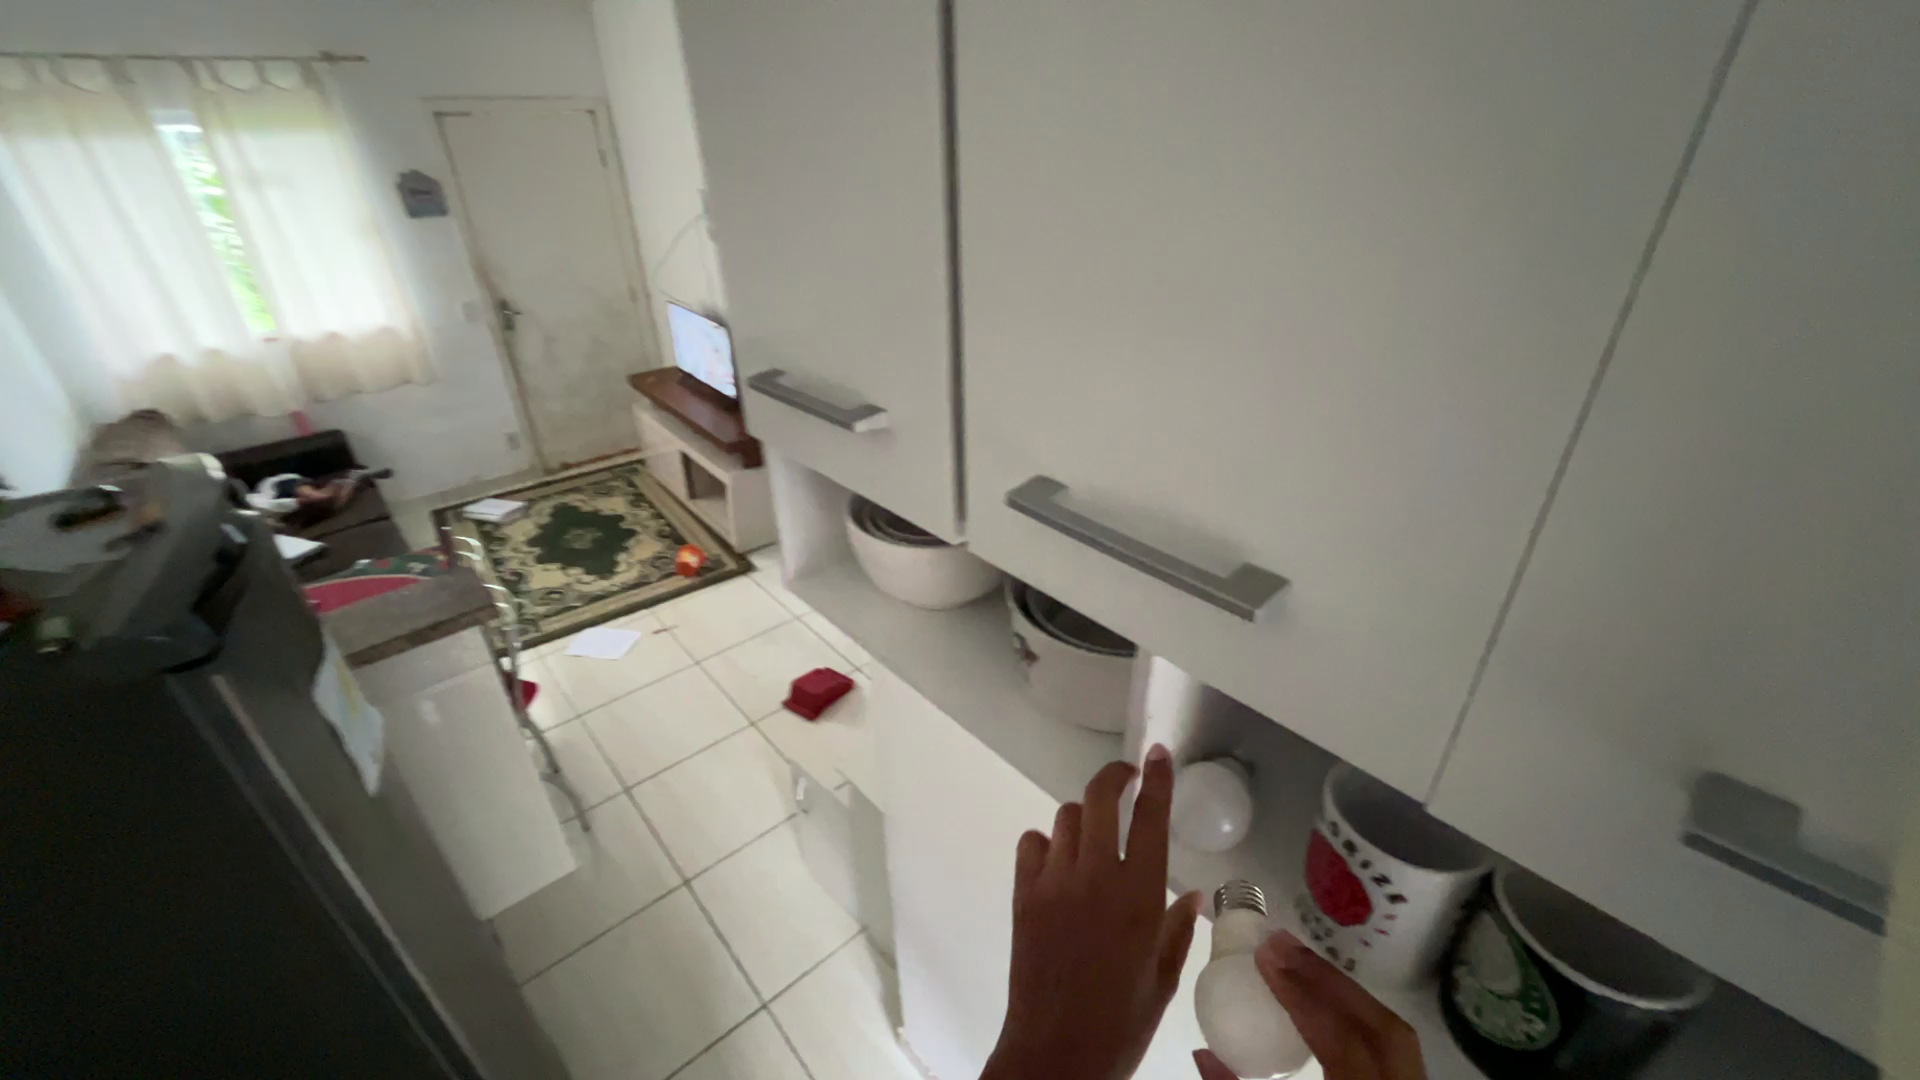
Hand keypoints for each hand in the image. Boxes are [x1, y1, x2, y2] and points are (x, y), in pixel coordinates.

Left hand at [981, 745, 1202, 1079]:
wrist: (1056, 1050)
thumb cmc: (1121, 1020)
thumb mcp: (1163, 978)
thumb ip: (1177, 928)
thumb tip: (1191, 893)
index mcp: (1140, 898)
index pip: (1151, 820)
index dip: (1156, 780)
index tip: (1157, 753)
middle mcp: (1096, 877)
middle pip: (1099, 799)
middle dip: (1114, 777)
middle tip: (1125, 779)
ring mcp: (1054, 881)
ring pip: (1065, 816)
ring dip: (1082, 819)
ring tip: (1092, 839)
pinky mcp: (1024, 892)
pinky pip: (1033, 843)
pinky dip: (1047, 844)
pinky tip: (1057, 865)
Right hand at [1191, 930, 1425, 1079]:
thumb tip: (1203, 1051)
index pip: (1345, 1044)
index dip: (1304, 996)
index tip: (1264, 956)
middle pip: (1385, 1029)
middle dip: (1329, 981)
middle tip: (1279, 947)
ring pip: (1396, 1037)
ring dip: (1345, 994)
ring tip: (1296, 964)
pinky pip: (1396, 1053)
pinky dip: (1359, 1020)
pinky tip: (1323, 1007)